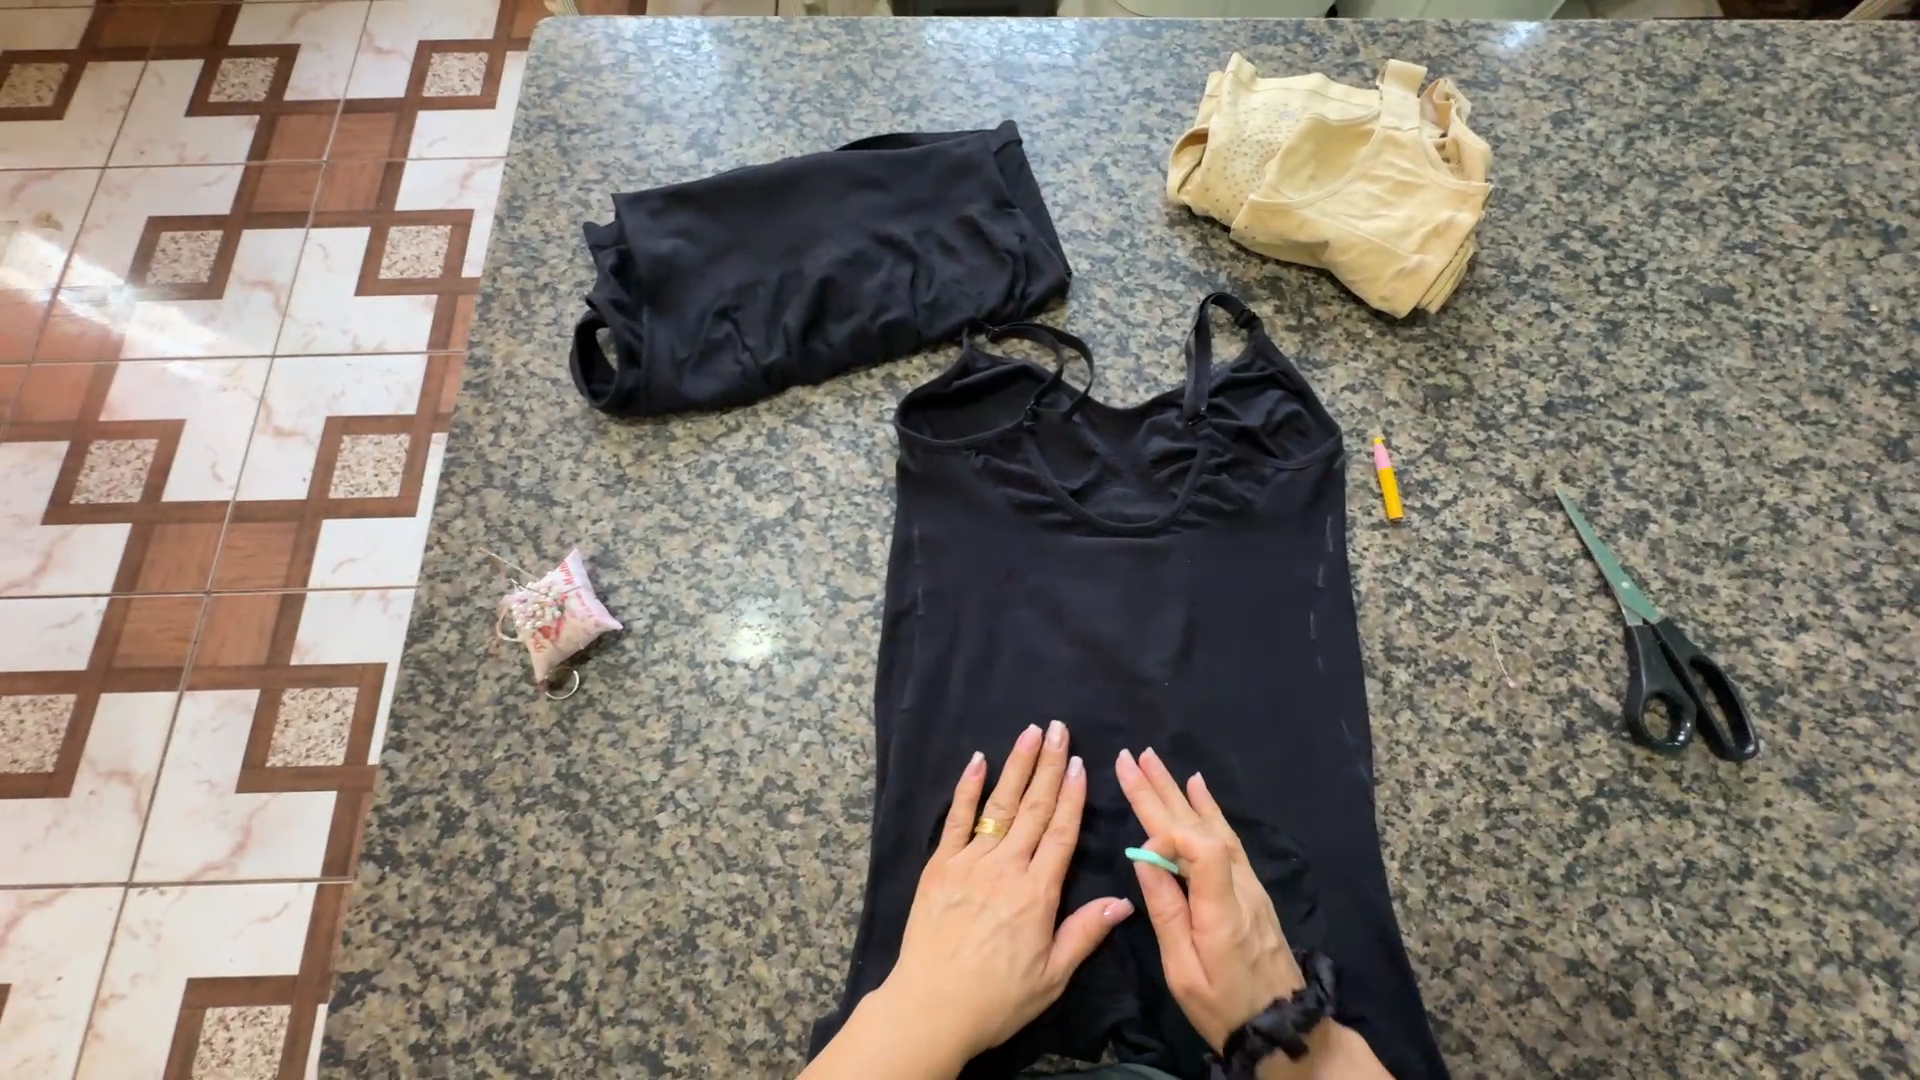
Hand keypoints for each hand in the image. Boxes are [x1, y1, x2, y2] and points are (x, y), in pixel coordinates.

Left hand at [878, 722, 1134, 1062]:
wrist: (931, 1006)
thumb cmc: (997, 998)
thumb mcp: (1052, 976)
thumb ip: (1086, 933)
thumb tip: (1124, 901)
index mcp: (1037, 893)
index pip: (1061, 832)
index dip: (1072, 795)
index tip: (1079, 762)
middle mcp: (1006, 867)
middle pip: (1034, 807)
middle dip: (1048, 765)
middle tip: (1059, 728)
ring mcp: (970, 861)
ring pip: (1000, 805)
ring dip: (1017, 766)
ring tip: (1030, 733)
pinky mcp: (940, 864)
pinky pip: (956, 818)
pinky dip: (967, 787)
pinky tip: (978, 760)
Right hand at [1117, 748, 1303, 1053]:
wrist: (1283, 1029)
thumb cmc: (1225, 1008)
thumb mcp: (1185, 973)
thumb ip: (1166, 913)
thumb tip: (1143, 862)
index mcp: (1222, 909)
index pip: (1201, 848)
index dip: (1166, 838)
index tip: (1139, 854)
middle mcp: (1238, 885)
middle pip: (1198, 827)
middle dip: (1160, 790)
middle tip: (1132, 757)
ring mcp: (1247, 882)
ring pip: (1210, 825)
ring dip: (1177, 790)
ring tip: (1154, 760)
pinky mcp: (1248, 886)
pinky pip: (1225, 835)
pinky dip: (1207, 807)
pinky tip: (1196, 786)